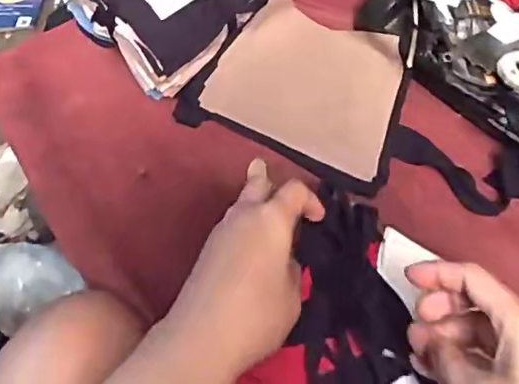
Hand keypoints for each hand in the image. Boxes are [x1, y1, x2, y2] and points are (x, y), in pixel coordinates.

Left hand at [163, 159, 323, 378]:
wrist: (199, 337)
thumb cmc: (256, 314)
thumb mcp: (292, 298)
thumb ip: (292, 269)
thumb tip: (282, 260)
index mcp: (272, 218)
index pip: (295, 190)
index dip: (310, 199)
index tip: (318, 219)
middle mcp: (245, 214)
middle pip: (257, 182)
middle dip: (271, 182)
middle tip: (281, 195)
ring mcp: (221, 229)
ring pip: (241, 204)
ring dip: (255, 208)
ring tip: (266, 227)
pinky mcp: (206, 250)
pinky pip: (231, 226)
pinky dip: (243, 229)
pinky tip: (248, 251)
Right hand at [405, 261, 518, 383]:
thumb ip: (447, 358)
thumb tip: (425, 340)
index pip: (472, 277)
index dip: (438, 273)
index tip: (410, 278)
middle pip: (476, 302)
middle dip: (441, 310)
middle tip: (416, 326)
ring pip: (482, 331)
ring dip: (449, 338)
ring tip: (421, 354)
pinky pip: (492, 355)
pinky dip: (466, 358)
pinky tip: (443, 371)